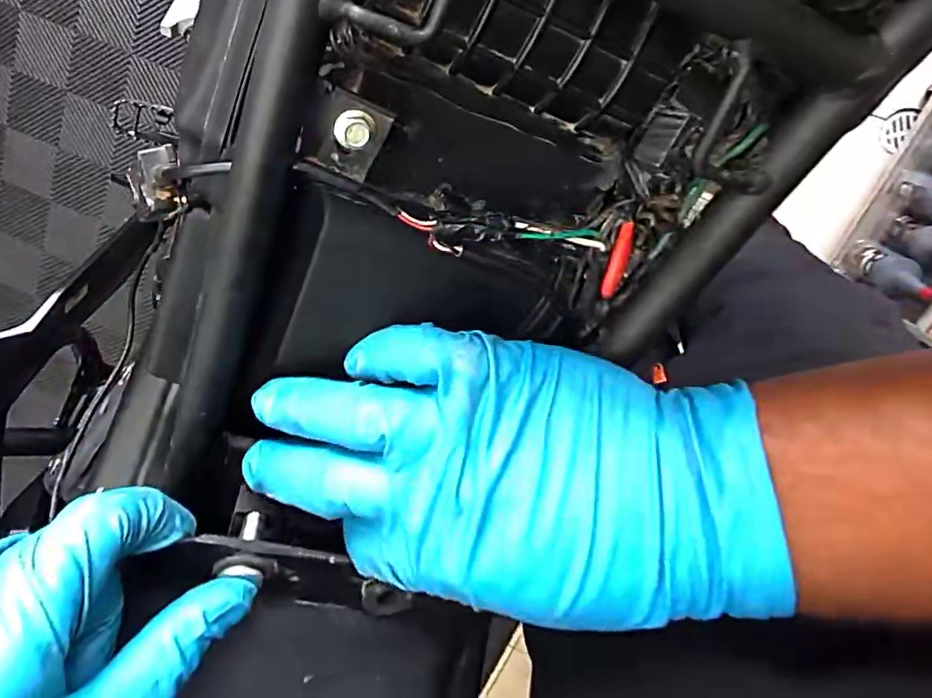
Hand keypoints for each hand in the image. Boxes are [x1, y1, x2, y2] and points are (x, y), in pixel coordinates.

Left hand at [0, 487, 255, 697]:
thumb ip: (164, 650)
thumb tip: (226, 595)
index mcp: (26, 594)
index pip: (116, 506)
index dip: (158, 519)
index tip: (175, 545)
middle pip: (65, 549)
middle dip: (87, 598)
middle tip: (72, 674)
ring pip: (5, 579)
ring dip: (25, 621)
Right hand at [242, 325, 795, 629]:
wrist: (674, 501)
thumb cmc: (608, 553)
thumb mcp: (509, 579)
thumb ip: (448, 547)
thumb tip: (412, 526)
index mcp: (433, 547)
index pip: (352, 530)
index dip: (328, 515)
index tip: (315, 502)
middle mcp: (427, 483)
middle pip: (326, 470)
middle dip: (279, 459)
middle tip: (256, 447)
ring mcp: (450, 420)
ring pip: (350, 409)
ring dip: (304, 404)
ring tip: (276, 397)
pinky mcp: (480, 369)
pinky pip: (409, 352)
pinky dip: (379, 352)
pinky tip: (363, 356)